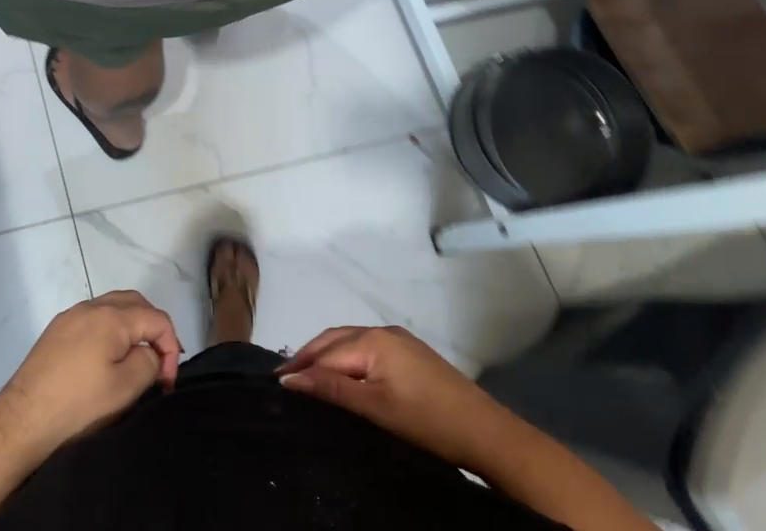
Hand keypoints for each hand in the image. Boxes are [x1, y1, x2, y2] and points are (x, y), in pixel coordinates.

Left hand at [0, 291, 181, 460]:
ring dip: (132, 328)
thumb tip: (150, 352)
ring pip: (112, 307)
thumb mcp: (126, 386)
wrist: (26, 416)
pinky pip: (93, 319)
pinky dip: (110, 330)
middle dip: (153, 328)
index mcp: (110, 316)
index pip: (156, 317)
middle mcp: (89, 307)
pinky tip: (109, 357)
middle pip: (134, 303)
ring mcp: (69, 316)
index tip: (167, 380)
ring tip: (138, 360)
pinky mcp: (57, 330)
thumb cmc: (80, 402)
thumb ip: (150, 361)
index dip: (171, 346)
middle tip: (160, 362)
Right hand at [276, 325, 529, 470]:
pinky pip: (367, 349)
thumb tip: (287, 379)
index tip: (275, 384)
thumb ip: (330, 388)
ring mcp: (400, 340)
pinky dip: (347, 359)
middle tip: (285, 379)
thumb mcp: (374, 408)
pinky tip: (341, 375)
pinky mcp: (412, 354)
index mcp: (373, 340)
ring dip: (326, 357)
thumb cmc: (428, 422)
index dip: (300, 368)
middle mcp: (383, 331)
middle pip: (334, 340)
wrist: (489, 435)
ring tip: (306, 377)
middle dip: (308, 356)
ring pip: (350, 343)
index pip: (325, 353)